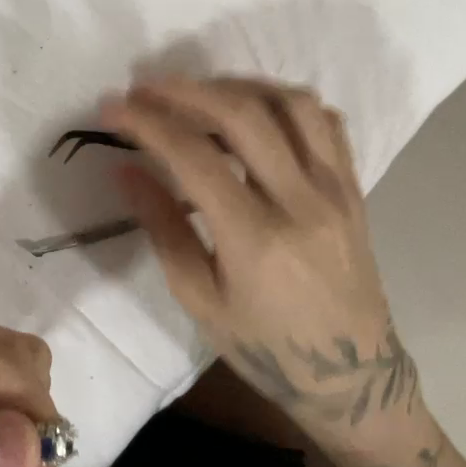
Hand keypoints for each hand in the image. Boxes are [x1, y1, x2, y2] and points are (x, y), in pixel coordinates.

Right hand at [102, 79, 432, 460]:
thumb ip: (162, 227)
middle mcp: (302, 203)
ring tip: (198, 93)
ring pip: (291, 104)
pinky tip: (254, 109)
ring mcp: (336, 191)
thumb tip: (124, 167)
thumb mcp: (199, 299)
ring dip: (237, 86)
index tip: (112, 106)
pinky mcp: (354, 189)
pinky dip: (284, 102)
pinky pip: (326, 123)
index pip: (194, 156)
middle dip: (185, 91)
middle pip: (243, 114)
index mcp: (256, 239)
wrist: (353, 380)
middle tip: (145, 87)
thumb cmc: (265, 347)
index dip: (147, 122)